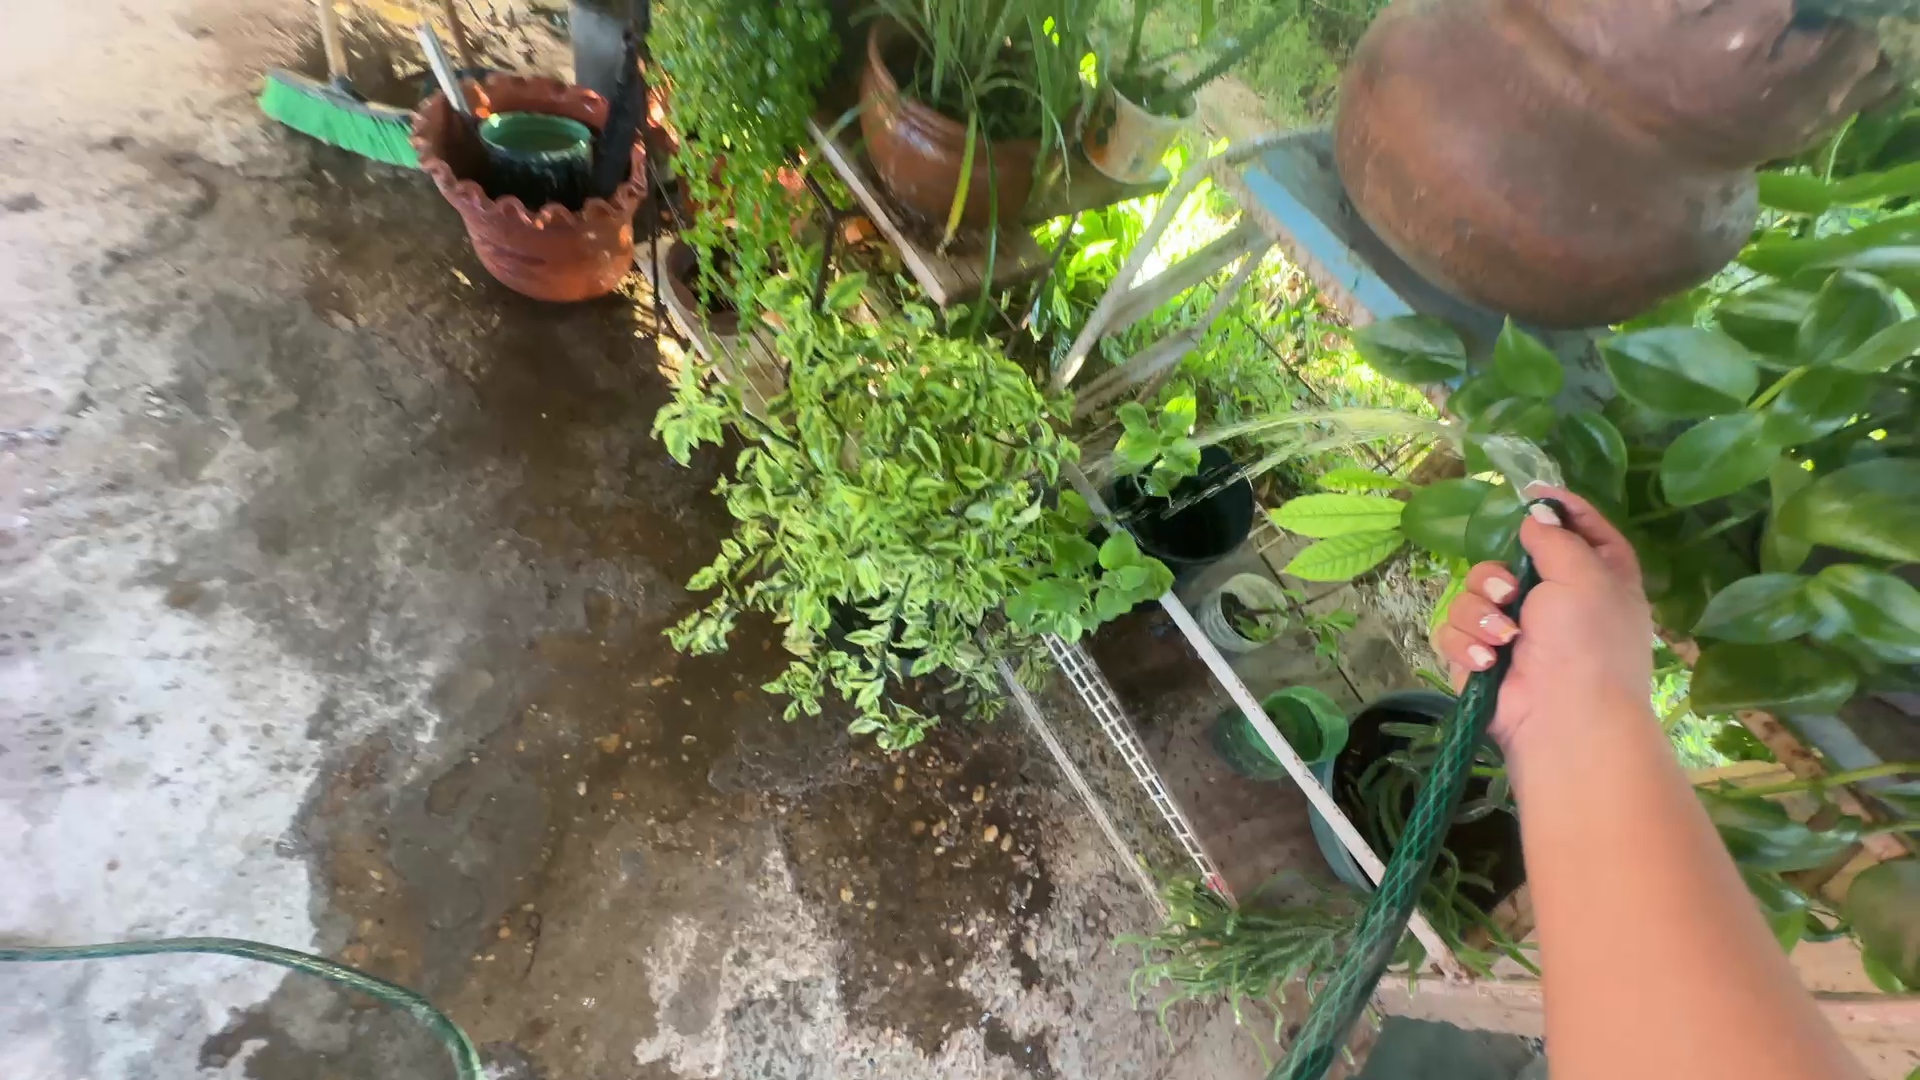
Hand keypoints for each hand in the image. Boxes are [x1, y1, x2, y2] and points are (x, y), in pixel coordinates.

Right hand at [1433, 486, 1653, 752]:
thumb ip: (1555, 539)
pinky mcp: (1476, 653)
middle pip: (1502, 562)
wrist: (1561, 714)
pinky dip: (1467, 644)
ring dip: (1480, 616)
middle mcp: (1549, 599)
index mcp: (1591, 577)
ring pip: (1468, 596)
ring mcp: (1509, 628)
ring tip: (1502, 640)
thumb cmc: (1587, 644)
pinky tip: (1488, 661)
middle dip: (1495, 577)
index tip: (1529, 495)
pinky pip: (1452, 630)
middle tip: (1507, 593)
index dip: (1555, 511)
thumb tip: (1534, 513)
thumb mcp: (1583, 577)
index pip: (1575, 530)